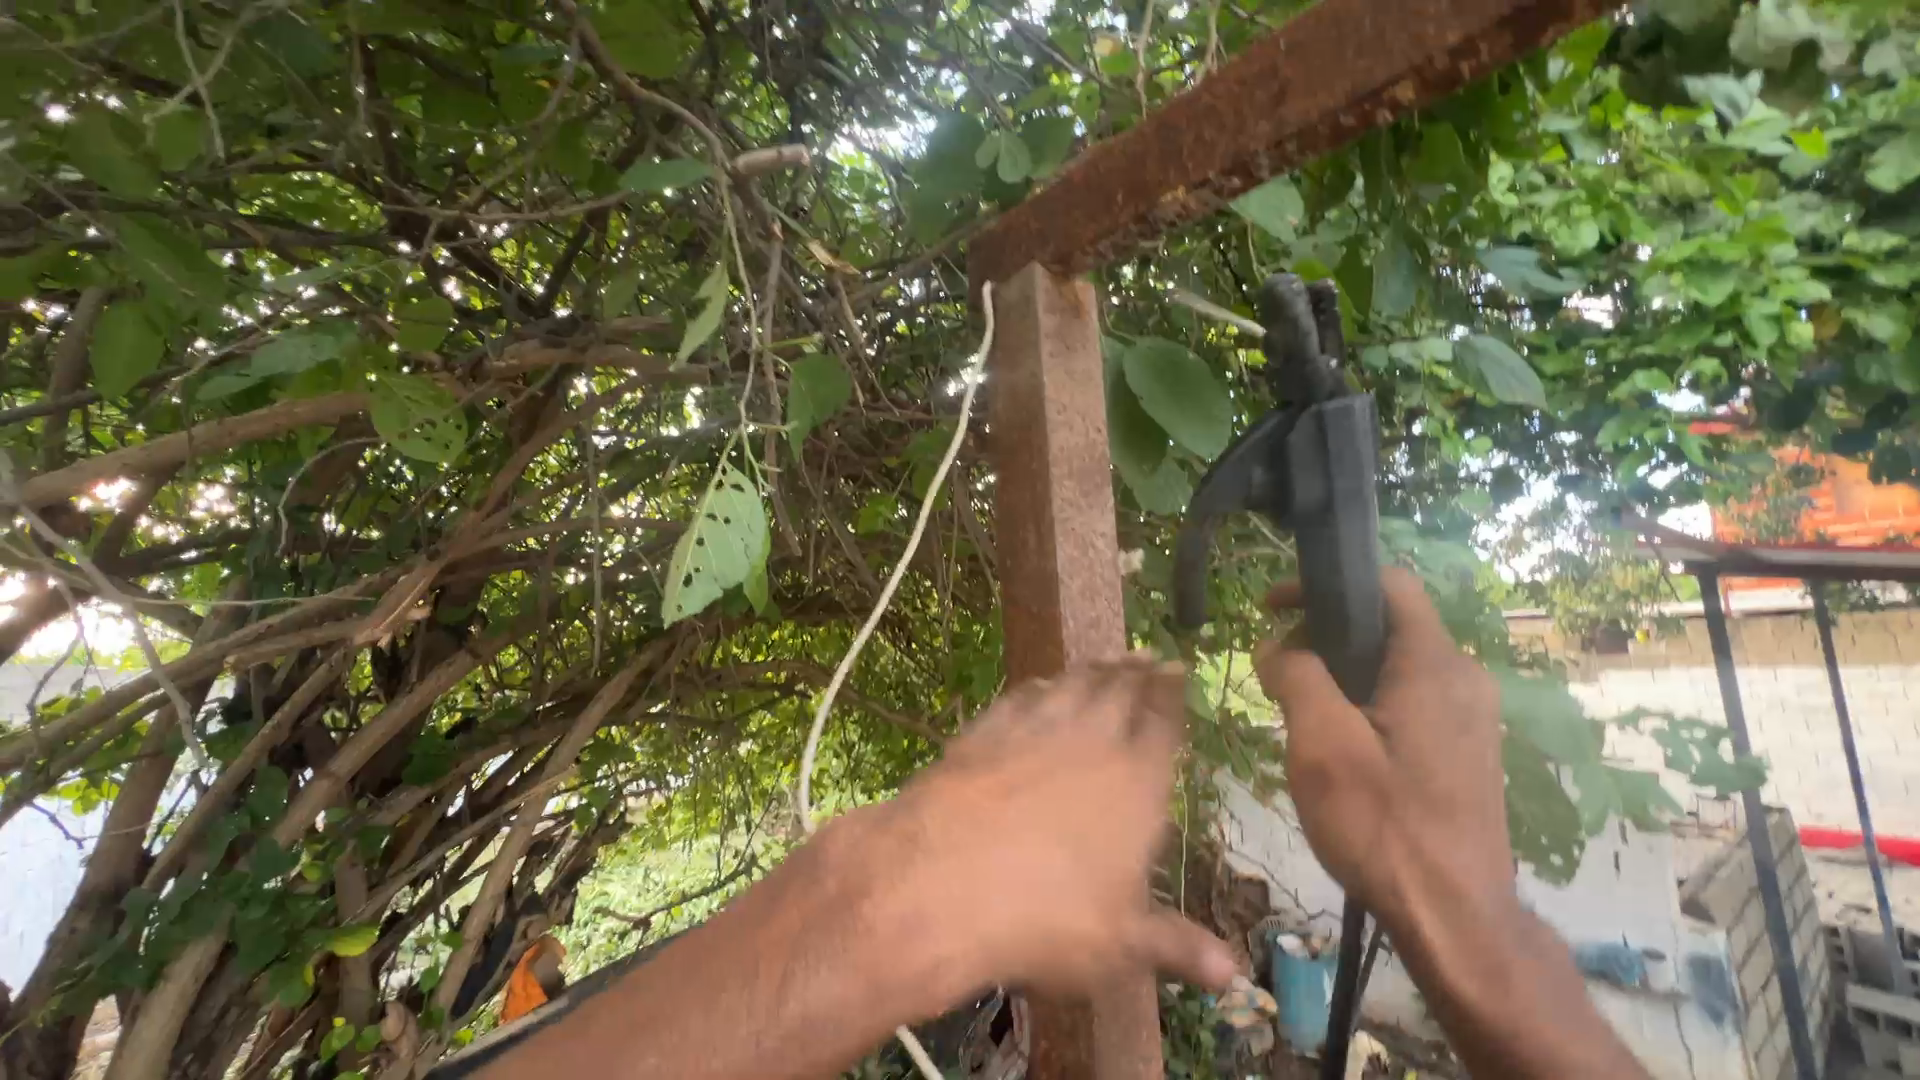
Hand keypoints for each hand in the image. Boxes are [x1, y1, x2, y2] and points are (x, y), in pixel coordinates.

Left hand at [855, 656, 1237, 997]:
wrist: (943, 880)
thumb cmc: (1048, 917)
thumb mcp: (1120, 944)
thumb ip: (1177, 946)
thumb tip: (1232, 975)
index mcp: (1136, 781)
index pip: (1162, 723)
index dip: (1170, 694)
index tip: (1174, 670)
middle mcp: (1090, 741)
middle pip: (1118, 691)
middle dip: (1135, 672)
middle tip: (1143, 656)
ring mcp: (1033, 729)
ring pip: (1071, 684)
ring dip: (1091, 669)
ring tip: (1104, 660)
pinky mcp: (984, 731)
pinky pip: (1020, 696)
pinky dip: (1037, 685)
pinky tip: (1039, 684)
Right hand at [1253, 568, 1514, 938]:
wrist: (1453, 917)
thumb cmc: (1382, 822)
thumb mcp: (1321, 742)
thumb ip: (1295, 676)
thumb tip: (1277, 647)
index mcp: (1434, 665)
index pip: (1389, 583)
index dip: (1327, 583)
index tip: (1274, 607)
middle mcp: (1462, 679)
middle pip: (1386, 625)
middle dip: (1323, 635)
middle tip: (1277, 669)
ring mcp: (1469, 716)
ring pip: (1392, 665)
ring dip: (1339, 672)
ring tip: (1298, 711)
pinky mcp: (1463, 749)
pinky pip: (1405, 700)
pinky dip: (1362, 701)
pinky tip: (1335, 745)